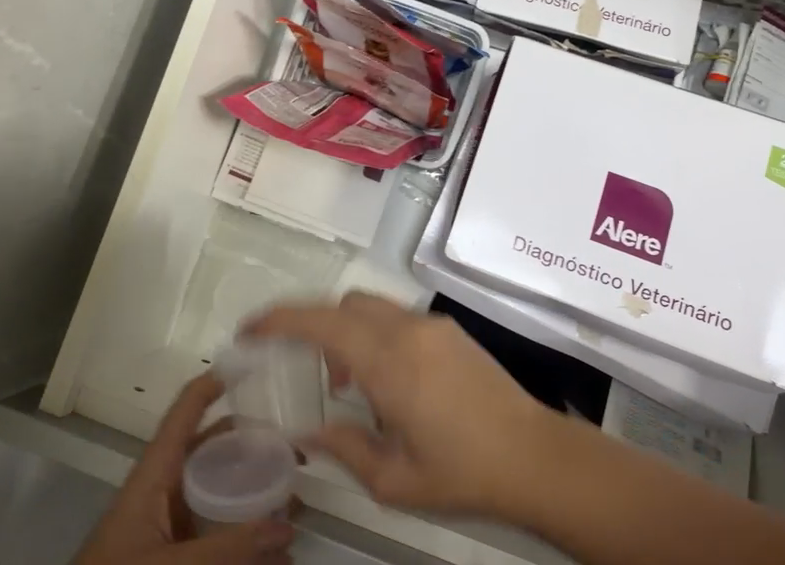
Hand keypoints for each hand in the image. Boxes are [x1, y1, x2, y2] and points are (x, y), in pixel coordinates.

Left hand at [72, 374, 295, 564]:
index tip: (252, 366)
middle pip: (213, 449)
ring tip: (295, 502)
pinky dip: (245, 536)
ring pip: (219, 491)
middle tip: (296, 453)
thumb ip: (227, 548)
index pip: (184, 412)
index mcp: (154, 473)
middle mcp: (165, 487)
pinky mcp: (176, 548)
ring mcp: (170, 520)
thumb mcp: (171, 563)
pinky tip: (276, 554)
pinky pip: (217, 531)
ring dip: (255, 492)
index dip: (213, 384)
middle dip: (254, 445)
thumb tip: (288, 527)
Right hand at [244, 292, 561, 518]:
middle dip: (315, 327)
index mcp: (388, 363)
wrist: (534, 456)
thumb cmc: (462, 472)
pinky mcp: (452, 331)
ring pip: (372, 308)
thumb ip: (343, 448)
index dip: (280, 320)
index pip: (321, 323)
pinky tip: (388, 383)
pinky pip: (399, 318)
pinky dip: (376, 336)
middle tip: (309, 373)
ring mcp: (433, 326)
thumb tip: (307, 434)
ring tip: (350, 386)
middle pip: (344, 305)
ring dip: (348, 333)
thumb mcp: (393, 480)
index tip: (250, 330)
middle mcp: (408, 330)